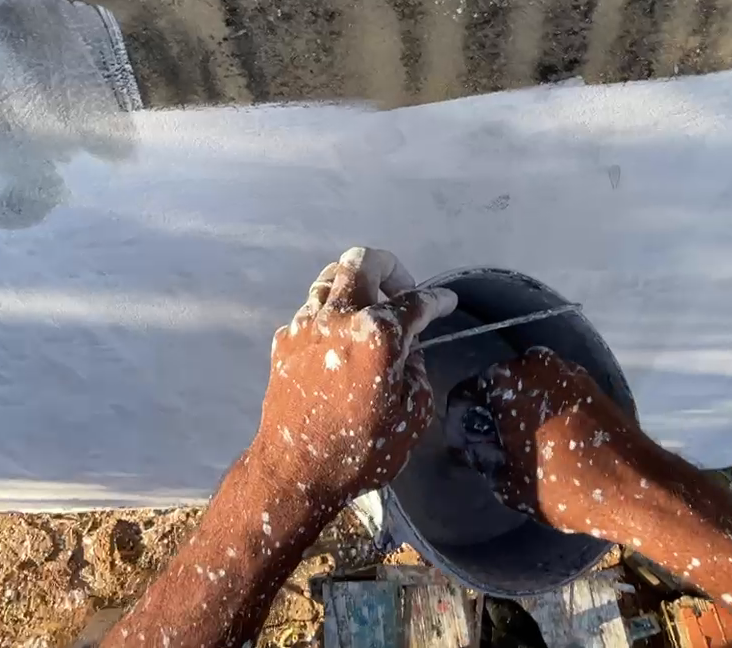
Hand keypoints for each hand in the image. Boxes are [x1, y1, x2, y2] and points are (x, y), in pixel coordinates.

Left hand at [253, 247, 456, 505]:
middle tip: (400, 291)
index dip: (437, 300)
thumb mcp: (413, 414)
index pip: (415, 302)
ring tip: (367, 308)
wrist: (295, 470)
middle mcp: (339, 315)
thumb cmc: (362, 449)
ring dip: (354, 285)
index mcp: (377, 333)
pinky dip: (331, 313)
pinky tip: (339, 338)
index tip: (446, 302)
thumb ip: (416, 369)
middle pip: (362, 261)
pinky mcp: (284, 338)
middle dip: (389, 268)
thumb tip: (407, 349)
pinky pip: (311, 308)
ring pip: (331, 277)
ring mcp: (306, 323)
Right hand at [449, 347, 638, 531]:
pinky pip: (551, 391)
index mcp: (504, 379)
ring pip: (525, 387)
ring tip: (522, 447)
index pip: (464, 394)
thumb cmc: (564, 484)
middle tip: (492, 449)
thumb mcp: (507, 482)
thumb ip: (481, 458)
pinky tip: (550, 440)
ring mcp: (563, 367)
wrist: (636, 487)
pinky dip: (544, 409)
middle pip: (495, 386)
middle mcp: (531, 361)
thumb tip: (475, 447)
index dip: (458, 423)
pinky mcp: (587, 381)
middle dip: (488, 414)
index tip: (463, 448)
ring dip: (517, 411)